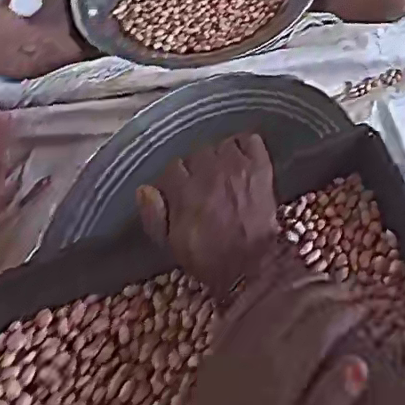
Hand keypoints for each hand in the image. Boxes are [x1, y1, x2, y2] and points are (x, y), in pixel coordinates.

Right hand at [136, 134, 279, 292]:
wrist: (252, 264)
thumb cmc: (210, 257)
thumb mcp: (173, 244)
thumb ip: (155, 216)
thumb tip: (144, 189)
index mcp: (186, 191)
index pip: (174, 167)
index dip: (177, 180)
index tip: (182, 191)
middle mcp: (210, 172)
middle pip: (198, 154)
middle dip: (199, 168)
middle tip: (206, 186)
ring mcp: (237, 166)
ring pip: (222, 145)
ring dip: (221, 157)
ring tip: (225, 175)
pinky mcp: (260, 165)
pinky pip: (250, 140)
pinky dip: (245, 147)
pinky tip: (243, 160)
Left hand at [173, 270, 369, 404]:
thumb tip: (358, 366)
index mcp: (279, 371)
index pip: (322, 323)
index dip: (348, 311)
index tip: (367, 308)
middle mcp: (254, 346)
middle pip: (297, 301)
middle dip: (328, 291)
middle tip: (351, 291)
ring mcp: (230, 345)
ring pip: (270, 295)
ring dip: (299, 283)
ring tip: (323, 278)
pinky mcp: (214, 352)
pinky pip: (241, 304)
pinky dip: (262, 285)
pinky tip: (272, 279)